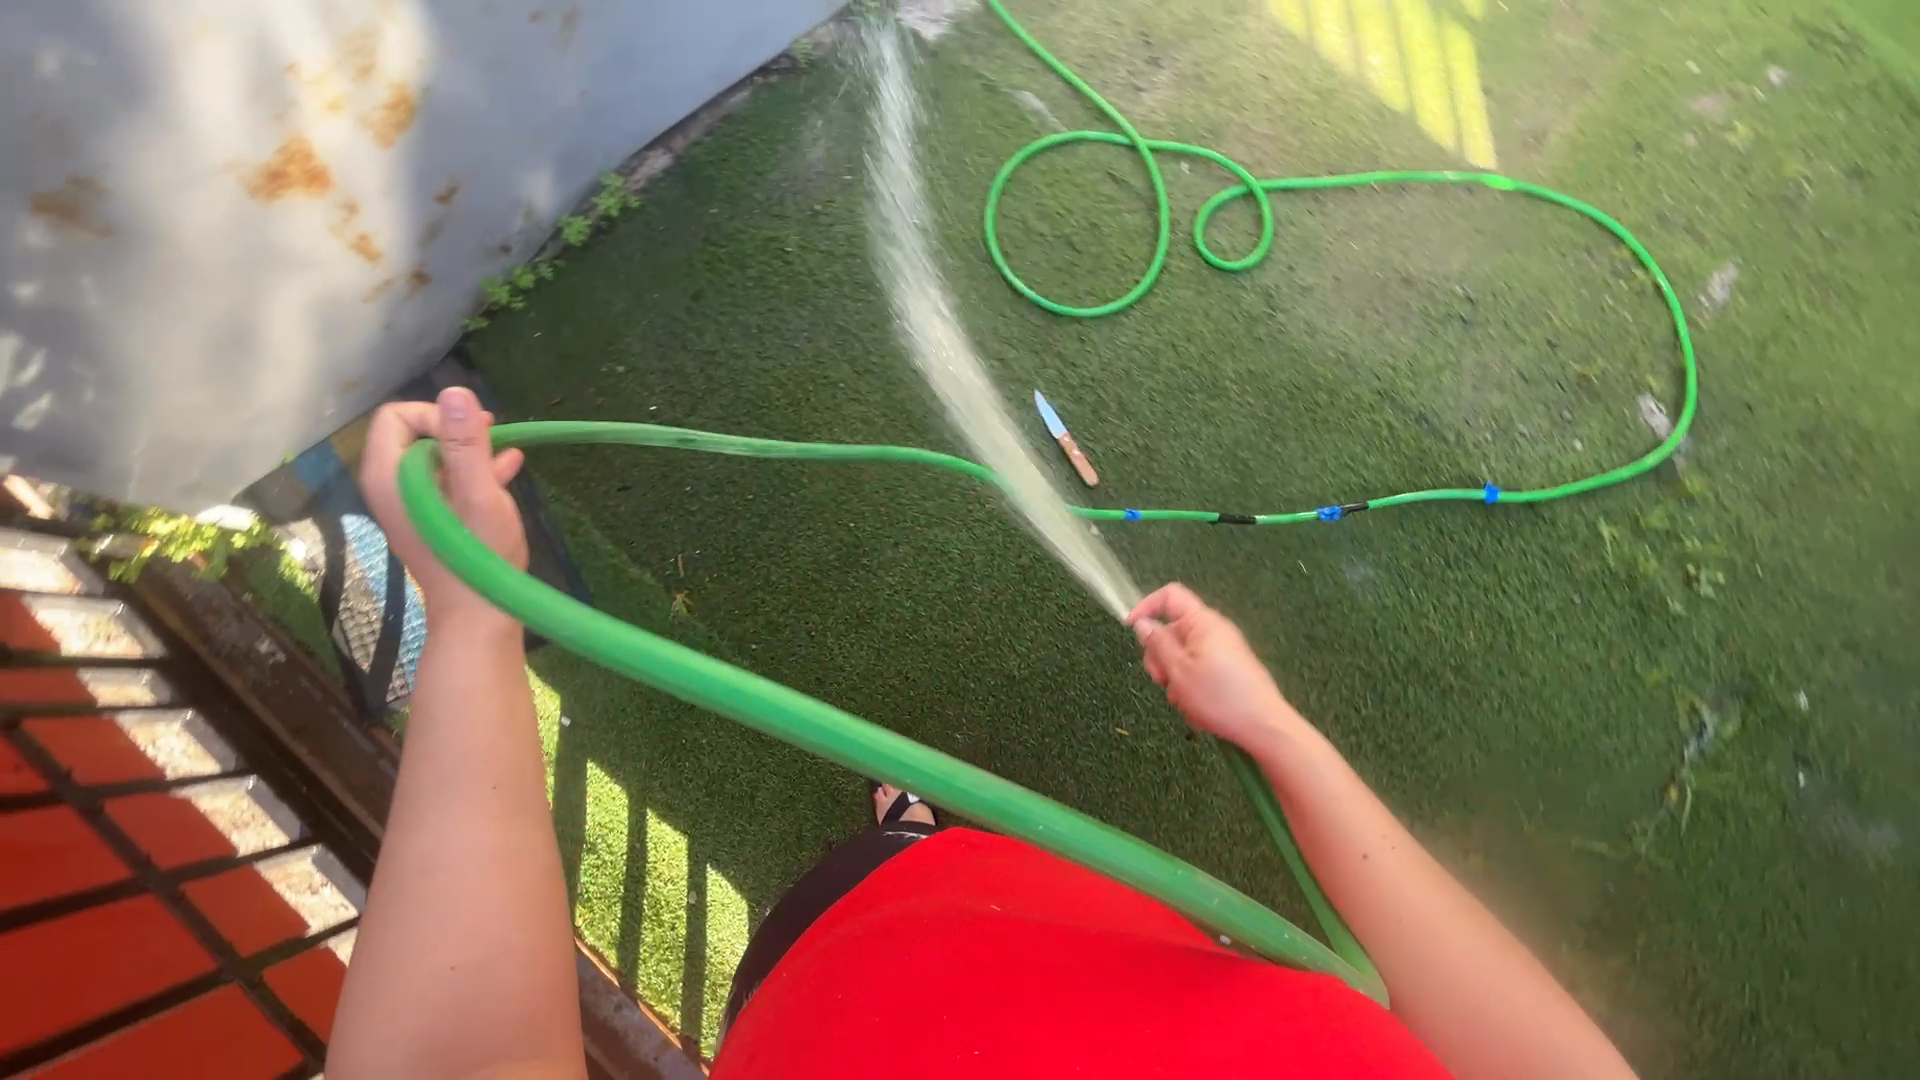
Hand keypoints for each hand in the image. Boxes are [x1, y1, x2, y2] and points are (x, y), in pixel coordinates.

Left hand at [358, 386, 528, 626]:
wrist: (480, 614)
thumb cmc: (479, 555)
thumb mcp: (479, 494)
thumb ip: (465, 444)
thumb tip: (456, 392)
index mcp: (391, 477)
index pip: (397, 417)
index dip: (437, 415)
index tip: (475, 434)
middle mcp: (392, 487)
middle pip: (415, 435)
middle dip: (457, 431)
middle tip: (495, 440)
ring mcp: (411, 505)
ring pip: (436, 458)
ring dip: (470, 451)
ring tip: (506, 452)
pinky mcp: (432, 519)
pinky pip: (447, 481)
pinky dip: (475, 471)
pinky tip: (510, 467)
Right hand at [1125, 583, 1299, 751]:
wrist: (1263, 727)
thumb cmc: (1219, 697)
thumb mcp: (1178, 670)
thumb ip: (1157, 643)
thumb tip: (1143, 623)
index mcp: (1203, 622)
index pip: (1170, 595)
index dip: (1146, 606)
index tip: (1130, 628)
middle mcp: (1214, 630)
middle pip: (1172, 629)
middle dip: (1160, 655)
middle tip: (1162, 680)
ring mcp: (1222, 650)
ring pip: (1182, 654)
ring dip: (1174, 676)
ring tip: (1184, 699)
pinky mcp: (1227, 669)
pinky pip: (1197, 669)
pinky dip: (1189, 685)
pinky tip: (1196, 706)